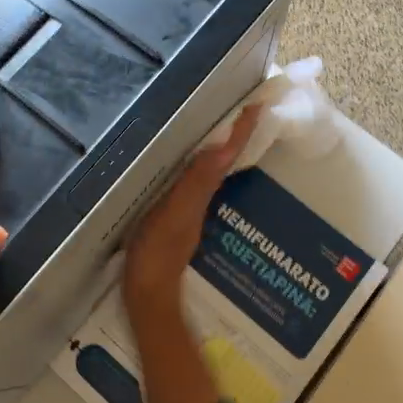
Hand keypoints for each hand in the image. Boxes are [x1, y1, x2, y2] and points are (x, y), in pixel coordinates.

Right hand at [123, 106, 261, 321]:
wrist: (146, 297)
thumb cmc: (155, 254)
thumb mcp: (173, 214)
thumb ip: (196, 183)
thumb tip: (222, 148)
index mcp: (203, 195)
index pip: (228, 156)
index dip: (241, 131)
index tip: (256, 104)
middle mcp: (203, 201)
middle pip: (225, 162)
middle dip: (235, 135)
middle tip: (240, 107)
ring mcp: (191, 212)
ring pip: (213, 173)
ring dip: (220, 149)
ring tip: (219, 125)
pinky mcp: (177, 220)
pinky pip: (196, 185)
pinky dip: (201, 167)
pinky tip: (189, 164)